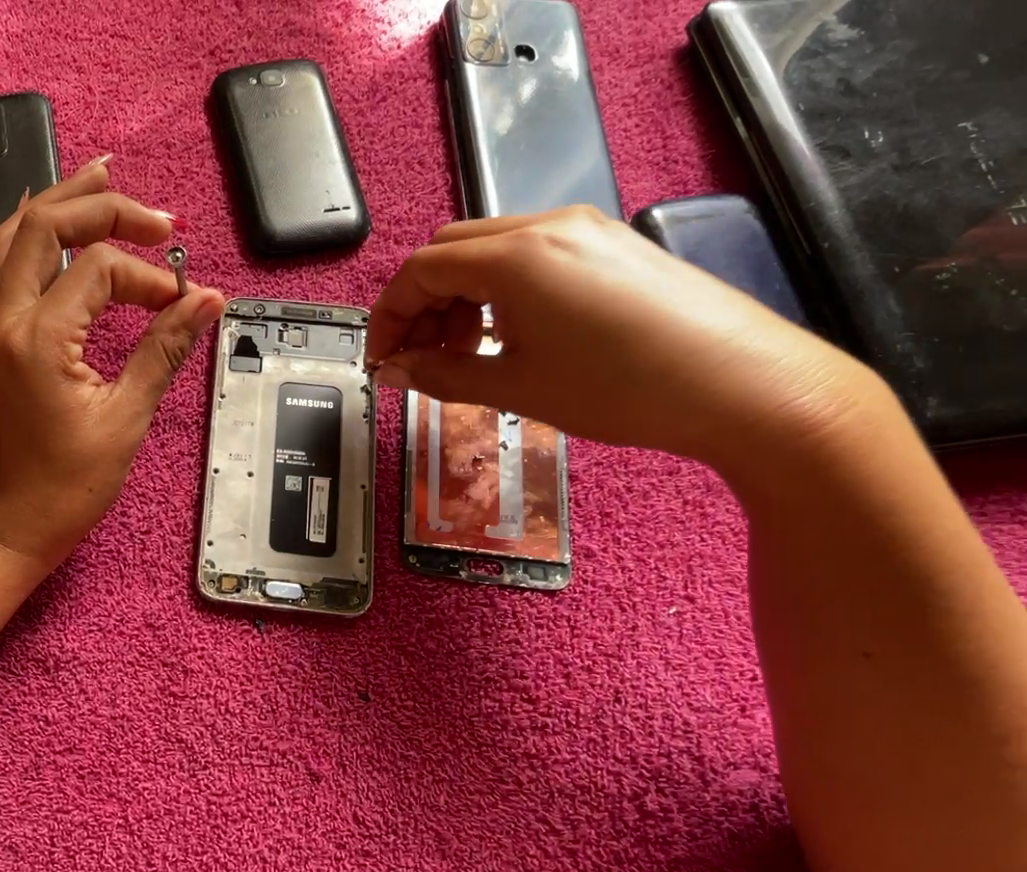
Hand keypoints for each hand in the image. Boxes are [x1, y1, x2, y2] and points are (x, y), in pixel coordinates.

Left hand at [0, 157, 226, 568]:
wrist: (13, 524)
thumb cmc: (68, 485)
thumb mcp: (126, 417)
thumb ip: (164, 349)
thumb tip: (208, 300)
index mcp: (38, 339)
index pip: (97, 269)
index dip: (146, 277)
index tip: (177, 304)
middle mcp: (4, 321)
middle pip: (45, 224)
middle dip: (103, 207)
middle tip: (155, 216)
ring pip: (11, 236)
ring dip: (58, 203)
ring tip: (102, 176)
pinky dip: (28, 235)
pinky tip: (53, 221)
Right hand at [366, 207, 876, 470]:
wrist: (744, 384)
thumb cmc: (623, 388)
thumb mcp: (517, 388)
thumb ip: (441, 375)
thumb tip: (392, 372)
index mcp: (516, 258)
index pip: (420, 270)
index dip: (389, 316)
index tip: (384, 359)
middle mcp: (547, 226)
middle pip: (449, 249)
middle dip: (421, 303)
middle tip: (420, 357)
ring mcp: (585, 229)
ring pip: (488, 249)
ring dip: (458, 296)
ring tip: (466, 353)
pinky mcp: (611, 244)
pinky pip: (530, 253)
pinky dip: (498, 290)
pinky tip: (510, 334)